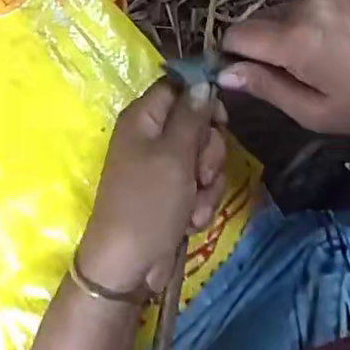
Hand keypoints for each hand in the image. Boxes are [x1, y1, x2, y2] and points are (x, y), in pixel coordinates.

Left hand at [75, 79, 227, 296]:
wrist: (128, 267)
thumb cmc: (147, 203)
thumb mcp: (173, 155)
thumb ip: (191, 116)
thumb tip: (203, 82)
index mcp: (143, 117)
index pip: (178, 86)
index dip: (202, 98)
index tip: (221, 118)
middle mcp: (152, 136)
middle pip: (197, 123)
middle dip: (208, 151)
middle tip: (200, 172)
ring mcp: (162, 166)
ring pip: (204, 157)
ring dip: (207, 183)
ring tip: (193, 204)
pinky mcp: (173, 192)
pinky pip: (200, 185)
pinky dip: (201, 203)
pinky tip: (190, 220)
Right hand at [219, 0, 349, 134]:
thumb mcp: (313, 112)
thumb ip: (265, 87)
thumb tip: (223, 72)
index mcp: (295, 40)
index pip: (236, 34)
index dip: (232, 54)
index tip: (245, 74)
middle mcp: (304, 6)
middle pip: (257, 20)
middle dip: (259, 44)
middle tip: (286, 73)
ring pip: (281, 10)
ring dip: (283, 31)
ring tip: (315, 59)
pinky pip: (306, 1)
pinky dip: (306, 19)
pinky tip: (334, 41)